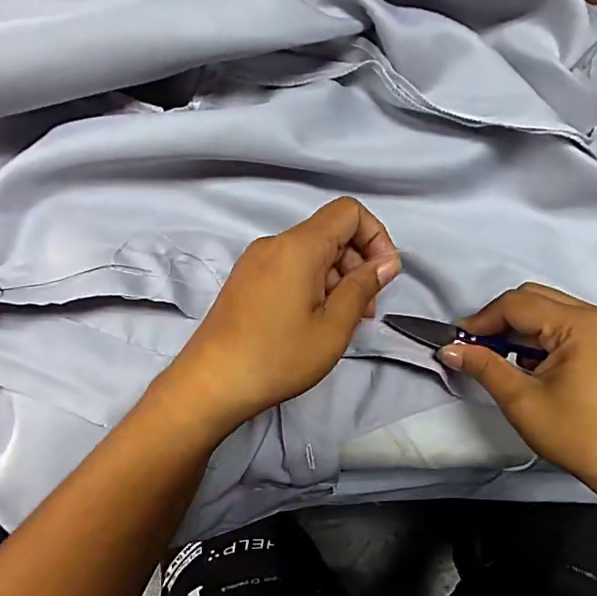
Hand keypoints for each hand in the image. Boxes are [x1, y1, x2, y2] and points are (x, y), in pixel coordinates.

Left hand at [159, 198, 399, 429]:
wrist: (211, 383)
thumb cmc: (276, 357)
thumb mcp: (333, 327)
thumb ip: (363, 288)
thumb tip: (385, 264)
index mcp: (298, 247)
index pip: (349, 212)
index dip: (376, 237)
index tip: (382, 276)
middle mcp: (274, 244)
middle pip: (330, 233)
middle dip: (358, 263)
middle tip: (365, 309)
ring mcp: (255, 262)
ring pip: (310, 253)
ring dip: (336, 278)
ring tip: (341, 322)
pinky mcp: (245, 281)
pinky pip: (289, 268)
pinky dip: (312, 285)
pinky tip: (314, 321)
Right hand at [437, 283, 596, 500]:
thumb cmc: (581, 436)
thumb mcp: (521, 400)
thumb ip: (484, 366)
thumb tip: (452, 350)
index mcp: (582, 325)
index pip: (518, 304)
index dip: (483, 320)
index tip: (459, 341)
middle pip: (537, 299)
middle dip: (502, 320)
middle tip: (478, 348)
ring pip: (555, 311)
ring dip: (524, 330)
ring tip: (506, 362)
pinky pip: (574, 327)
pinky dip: (547, 338)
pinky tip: (536, 368)